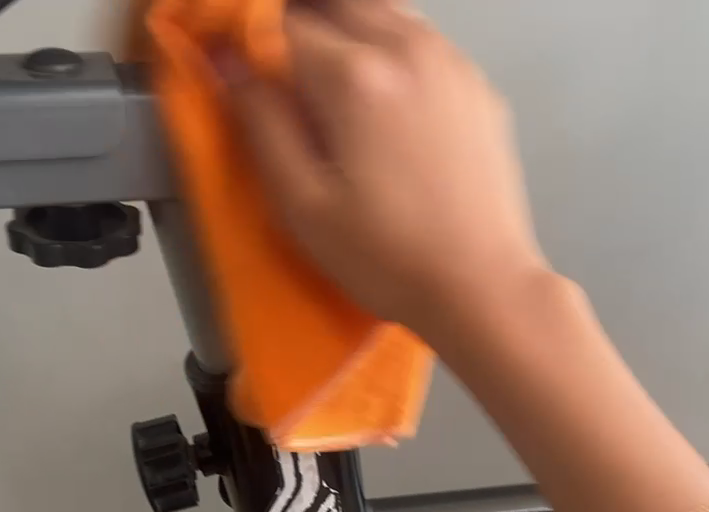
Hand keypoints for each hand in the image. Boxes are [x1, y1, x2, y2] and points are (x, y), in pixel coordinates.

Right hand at [225, 0, 550, 342]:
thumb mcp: (304, 207)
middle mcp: (408, 48)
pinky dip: (388, 47)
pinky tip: (379, 99)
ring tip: (325, 83)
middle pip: (336, 0)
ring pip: (383, 8)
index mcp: (356, 78)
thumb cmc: (387, 260)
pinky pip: (421, 39)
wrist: (479, 286)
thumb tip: (229, 65)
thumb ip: (263, 127)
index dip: (248, 38)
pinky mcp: (476, 86)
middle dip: (298, 23)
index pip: (282, 23)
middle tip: (280, 70)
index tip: (238, 69)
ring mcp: (451, 62)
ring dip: (343, 28)